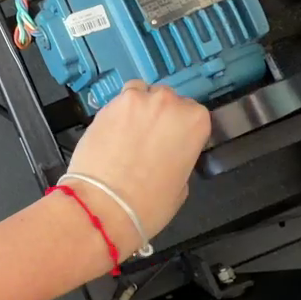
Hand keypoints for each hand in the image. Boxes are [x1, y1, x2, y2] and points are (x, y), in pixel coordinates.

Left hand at [63, 80, 211, 252]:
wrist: (105, 205)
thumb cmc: (149, 203)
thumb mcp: (181, 184)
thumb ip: (179, 157)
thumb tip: (168, 153)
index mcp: (195, 121)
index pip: (193, 113)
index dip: (181, 128)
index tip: (173, 140)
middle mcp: (168, 103)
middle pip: (167, 99)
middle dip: (159, 116)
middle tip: (149, 140)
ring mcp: (136, 100)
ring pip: (140, 94)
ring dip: (138, 109)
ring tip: (128, 134)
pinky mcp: (107, 105)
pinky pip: (117, 103)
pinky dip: (116, 114)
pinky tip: (111, 134)